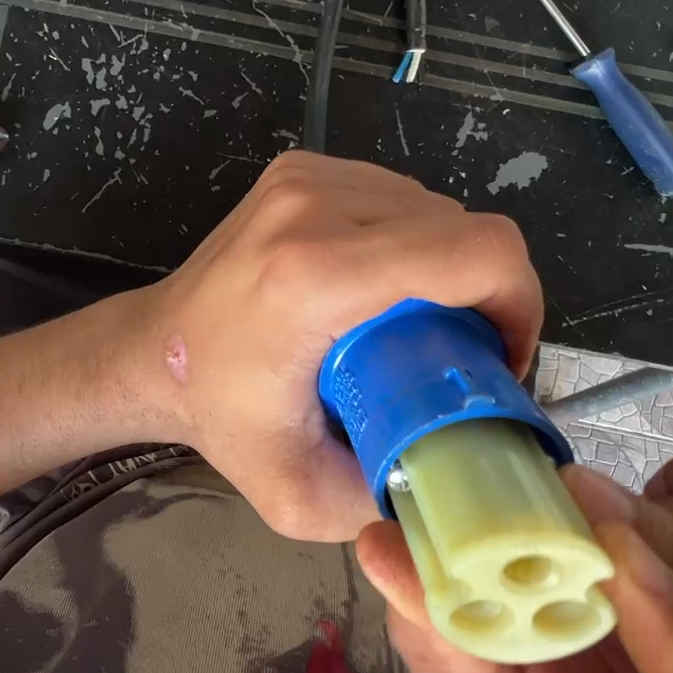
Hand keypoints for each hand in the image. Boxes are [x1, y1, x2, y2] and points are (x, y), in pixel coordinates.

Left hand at [128, 150, 542, 542]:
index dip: (519, 303)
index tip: (498, 357)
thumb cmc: (220, 415)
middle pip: (461, 226)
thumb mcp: (299, 494)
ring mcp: (300, 177)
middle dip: (484, 291)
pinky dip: (406, 234)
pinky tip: (382, 280)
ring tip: (419, 320)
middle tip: (457, 352)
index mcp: (316, 277)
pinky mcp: (295, 169)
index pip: (476, 252)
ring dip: (446, 262)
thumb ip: (389, 503)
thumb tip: (467, 488)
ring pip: (430, 205)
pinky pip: (391, 192)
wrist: (153, 351)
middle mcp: (310, 208)